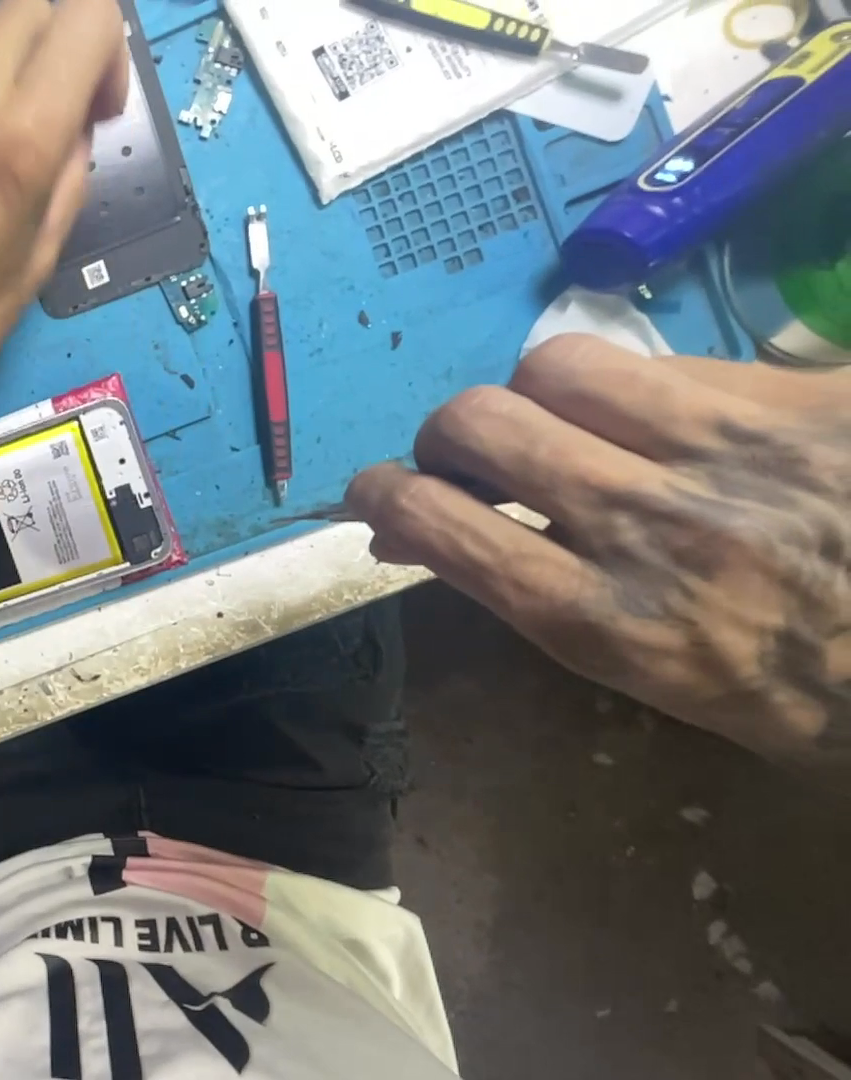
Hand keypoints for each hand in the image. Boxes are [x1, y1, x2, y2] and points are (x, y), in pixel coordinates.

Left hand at [0, 0, 129, 495]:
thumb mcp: (37, 263)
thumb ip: (70, 174)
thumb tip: (75, 123)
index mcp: (16, 146)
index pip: (86, 17)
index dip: (108, 51)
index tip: (96, 106)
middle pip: (30, 5)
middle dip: (60, 42)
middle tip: (56, 105)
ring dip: (5, 45)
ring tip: (5, 107)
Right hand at [346, 334, 850, 782]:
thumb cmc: (785, 687)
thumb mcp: (625, 662)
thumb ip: (506, 587)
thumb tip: (397, 535)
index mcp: (601, 616)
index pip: (432, 516)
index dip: (377, 491)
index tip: (375, 491)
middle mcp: (656, 525)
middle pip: (477, 421)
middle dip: (447, 439)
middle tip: (474, 462)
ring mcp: (743, 452)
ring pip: (560, 365)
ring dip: (535, 398)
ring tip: (567, 426)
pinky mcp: (820, 398)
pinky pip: (670, 360)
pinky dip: (640, 392)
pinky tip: (675, 428)